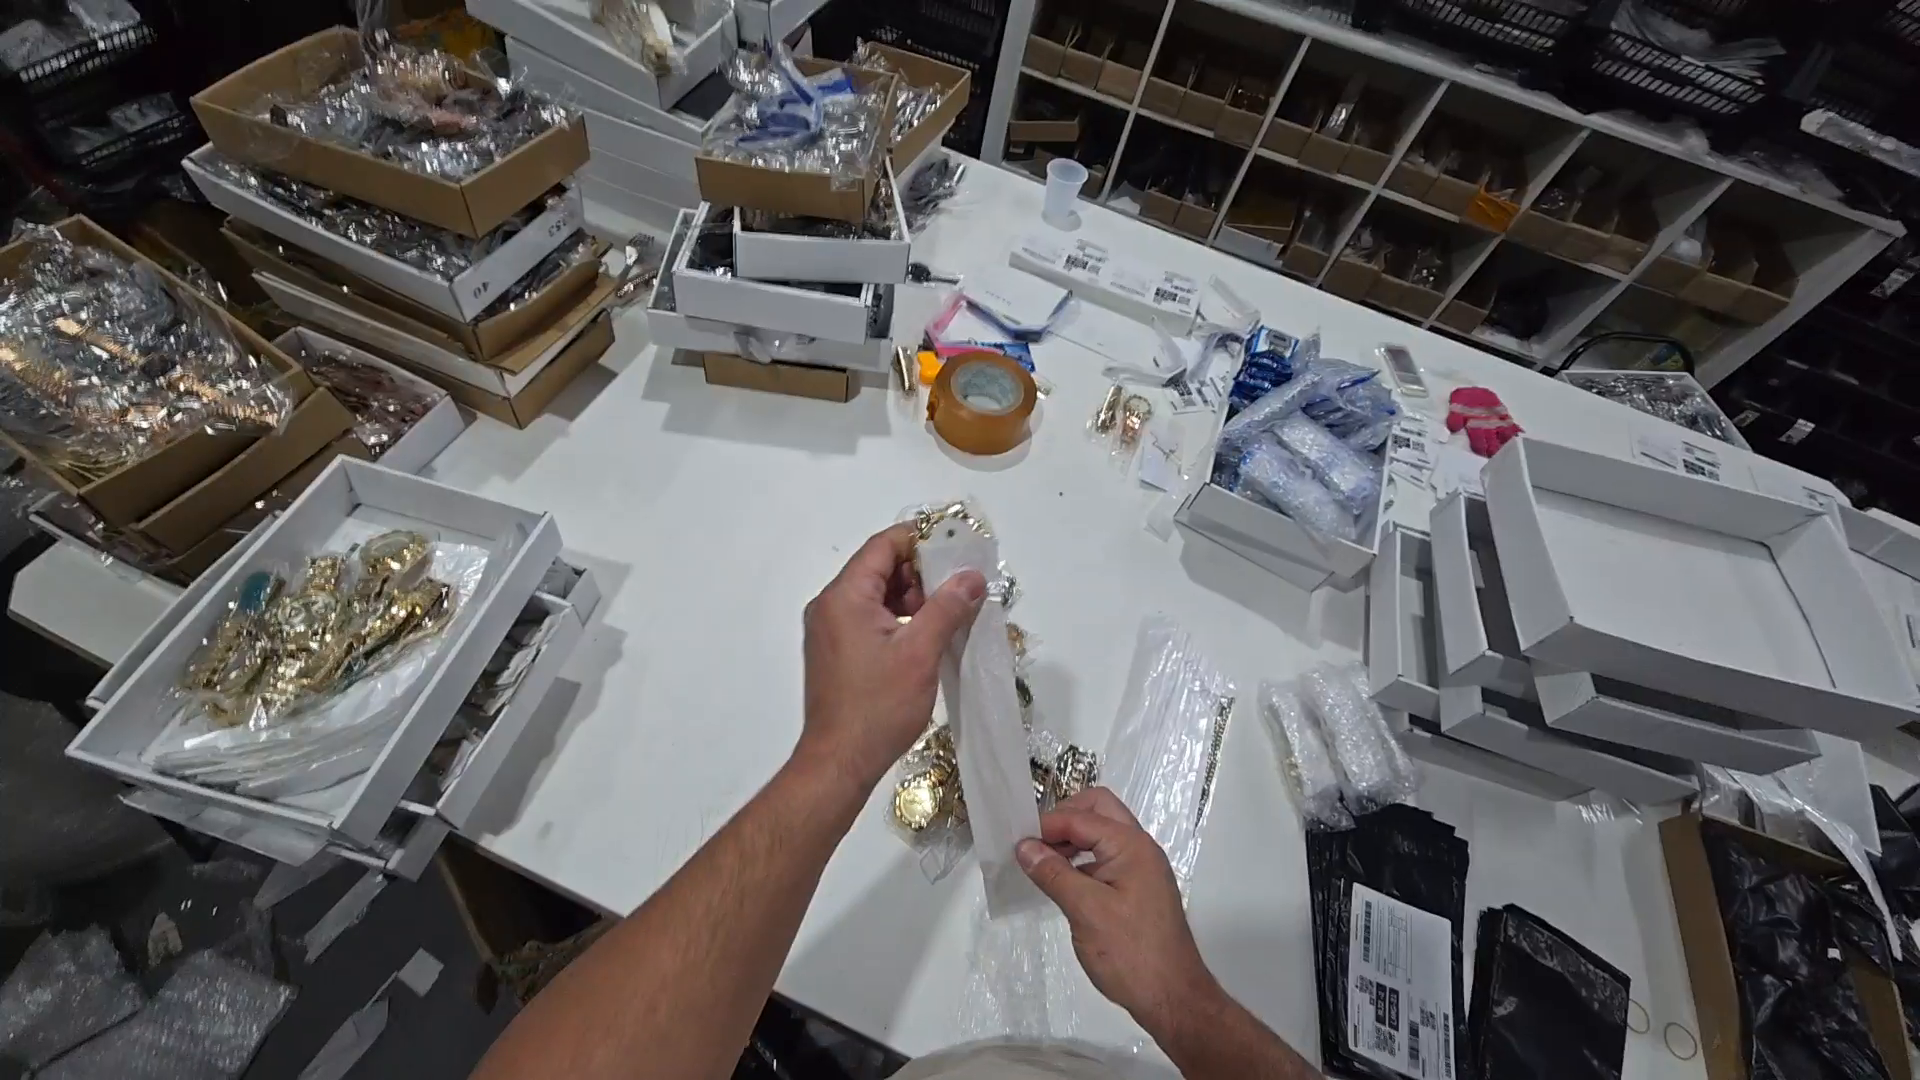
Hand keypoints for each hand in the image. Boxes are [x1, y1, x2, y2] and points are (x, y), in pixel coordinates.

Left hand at [798, 524, 985, 791]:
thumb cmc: (878, 705)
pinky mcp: (836, 651)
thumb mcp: (920, 652)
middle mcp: (830, 606)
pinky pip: (869, 618)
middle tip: (958, 586)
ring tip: (948, 613)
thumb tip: (972, 576)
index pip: (882, 546)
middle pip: (878, 568)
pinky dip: (898, 618)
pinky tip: (927, 634)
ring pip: (876, 595)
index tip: (955, 547)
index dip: (919, 539)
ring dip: (911, 597)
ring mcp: (830, 630)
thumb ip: (947, 608)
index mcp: (845, 597)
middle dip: (920, 572)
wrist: (839, 762)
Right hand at [1016, 788, 1220, 1037]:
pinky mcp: (1138, 888)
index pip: (1080, 817)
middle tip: (1036, 843)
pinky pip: (1106, 856)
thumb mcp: (1085, 911)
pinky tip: (1063, 882)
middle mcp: (1139, 847)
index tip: (1018, 844)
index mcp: (1131, 844)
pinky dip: (1083, 859)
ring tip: (1044, 863)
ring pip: (1102, 832)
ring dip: (1072, 839)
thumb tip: (1023, 845)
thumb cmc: (1130, 953)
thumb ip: (1053, 873)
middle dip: (1064, 819)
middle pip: (1097, 810)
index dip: (1047, 826)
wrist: (1174, 1001)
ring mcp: (1141, 867)